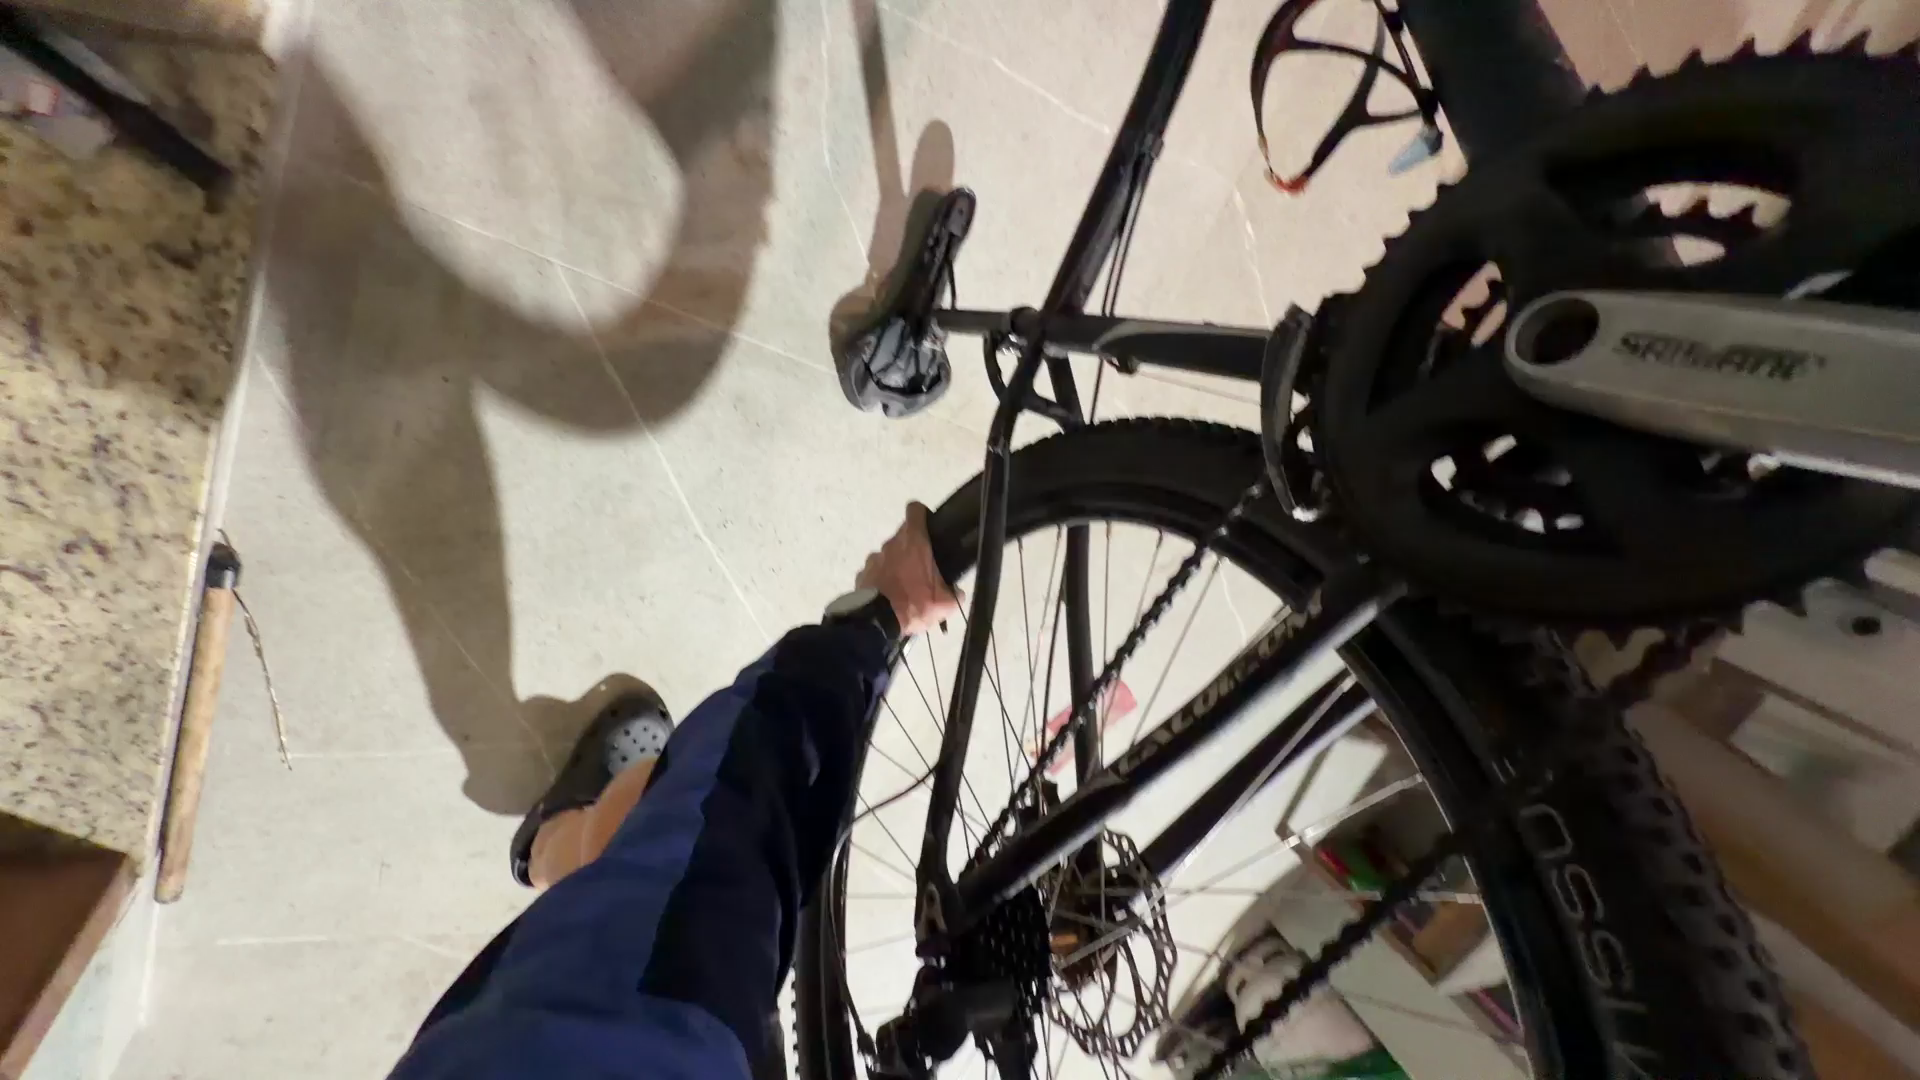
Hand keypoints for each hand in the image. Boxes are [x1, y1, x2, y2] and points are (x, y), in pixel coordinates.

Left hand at [857, 502, 960, 636]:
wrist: (878, 622)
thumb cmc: (914, 604)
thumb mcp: (945, 603)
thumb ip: (955, 593)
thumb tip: (957, 592)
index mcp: (914, 541)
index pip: (915, 510)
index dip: (922, 515)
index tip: (928, 527)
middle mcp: (891, 543)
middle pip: (904, 536)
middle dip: (913, 550)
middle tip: (922, 571)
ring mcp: (874, 558)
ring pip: (889, 555)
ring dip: (896, 565)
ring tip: (904, 588)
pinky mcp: (862, 573)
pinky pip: (875, 571)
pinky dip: (882, 579)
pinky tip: (888, 596)